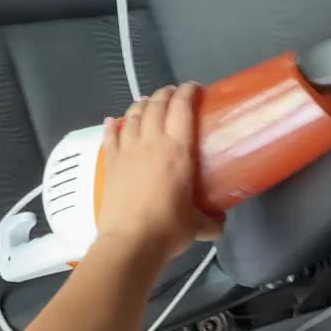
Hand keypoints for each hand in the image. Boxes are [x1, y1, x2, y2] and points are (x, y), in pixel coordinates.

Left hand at [96, 83, 219, 262]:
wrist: (130, 242)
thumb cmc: (169, 229)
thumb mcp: (198, 226)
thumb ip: (212, 221)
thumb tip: (220, 222)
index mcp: (177, 150)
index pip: (183, 108)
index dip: (188, 92)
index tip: (193, 88)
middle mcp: (151, 142)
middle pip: (157, 105)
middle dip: (165, 94)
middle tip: (172, 94)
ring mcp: (127, 151)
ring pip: (133, 116)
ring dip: (142, 105)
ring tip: (147, 103)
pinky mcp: (110, 164)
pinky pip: (110, 137)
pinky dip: (112, 125)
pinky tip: (112, 121)